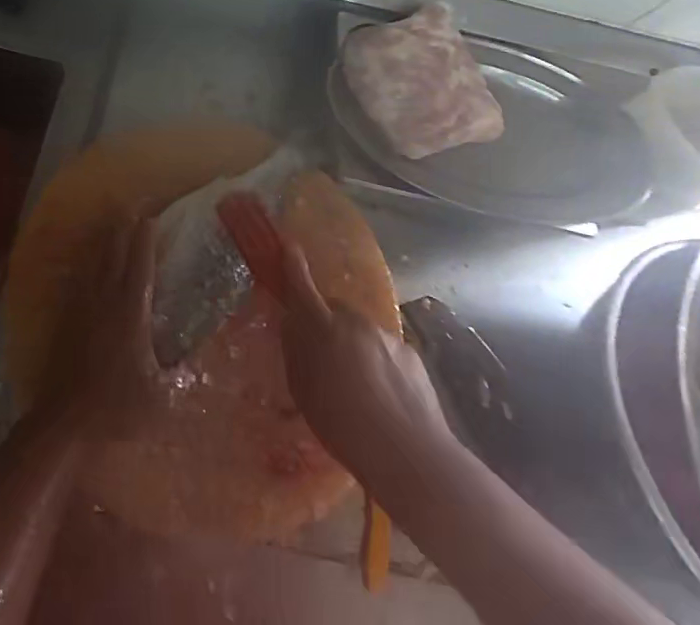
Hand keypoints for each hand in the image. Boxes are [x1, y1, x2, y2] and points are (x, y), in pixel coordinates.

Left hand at [39, 216, 160, 437]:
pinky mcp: (67, 318)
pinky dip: (87, 265)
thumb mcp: (161, 394)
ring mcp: (82, 307)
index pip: (140, 266)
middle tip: (133, 209)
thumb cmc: (117, 407)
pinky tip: (88, 263)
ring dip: (105, 242)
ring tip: (113, 224)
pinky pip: (79, 281)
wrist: (65, 420)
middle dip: (123, 229)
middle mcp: (104, 301)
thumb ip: (181, 371)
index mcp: (130, 312)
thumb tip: (198, 353)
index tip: (152, 217)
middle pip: (113, 254)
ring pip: (94, 263)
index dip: (145, 239)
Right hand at [276, 243, 451, 474]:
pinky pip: (385, 350)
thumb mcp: (303, 389)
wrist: (408, 453)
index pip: (302, 288)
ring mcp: (387, 337)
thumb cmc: (341, 424)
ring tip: (355, 386)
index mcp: (323, 328)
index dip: (293, 266)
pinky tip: (381, 396)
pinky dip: (378, 363)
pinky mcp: (411, 355)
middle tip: (321, 354)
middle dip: (325, 322)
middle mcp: (356, 322)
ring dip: (353, 345)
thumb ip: (296, 350)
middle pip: (334, 310)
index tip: (288, 246)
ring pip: (361, 331)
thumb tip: (293, 324)